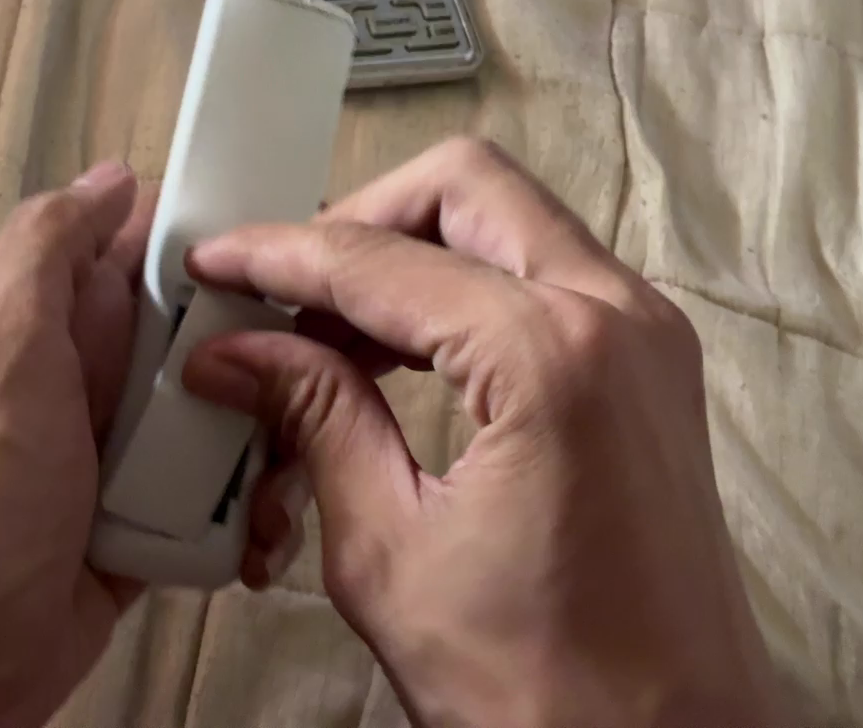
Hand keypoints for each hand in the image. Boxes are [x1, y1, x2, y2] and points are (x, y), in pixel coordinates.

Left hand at [0, 162, 299, 727]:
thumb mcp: (1, 346)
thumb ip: (48, 249)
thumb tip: (116, 173)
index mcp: (76, 312)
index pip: (169, 244)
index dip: (232, 240)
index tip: (296, 262)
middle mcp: (114, 364)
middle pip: (223, 324)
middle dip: (276, 347)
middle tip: (321, 384)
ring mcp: (142, 436)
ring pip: (238, 403)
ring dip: (273, 432)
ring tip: (289, 479)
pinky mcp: (165, 502)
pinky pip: (230, 478)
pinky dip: (255, 497)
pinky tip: (267, 527)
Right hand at [182, 139, 785, 727]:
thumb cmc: (537, 692)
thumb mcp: (387, 548)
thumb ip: (313, 416)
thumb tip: (235, 353)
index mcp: (548, 357)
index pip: (378, 262)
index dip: (280, 254)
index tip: (219, 262)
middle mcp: (614, 312)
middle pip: (462, 184)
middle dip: (360, 220)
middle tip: (290, 286)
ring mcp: (642, 328)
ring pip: (500, 216)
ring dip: (404, 255)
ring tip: (330, 334)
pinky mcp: (643, 357)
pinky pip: (529, 270)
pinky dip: (453, 288)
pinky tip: (396, 355)